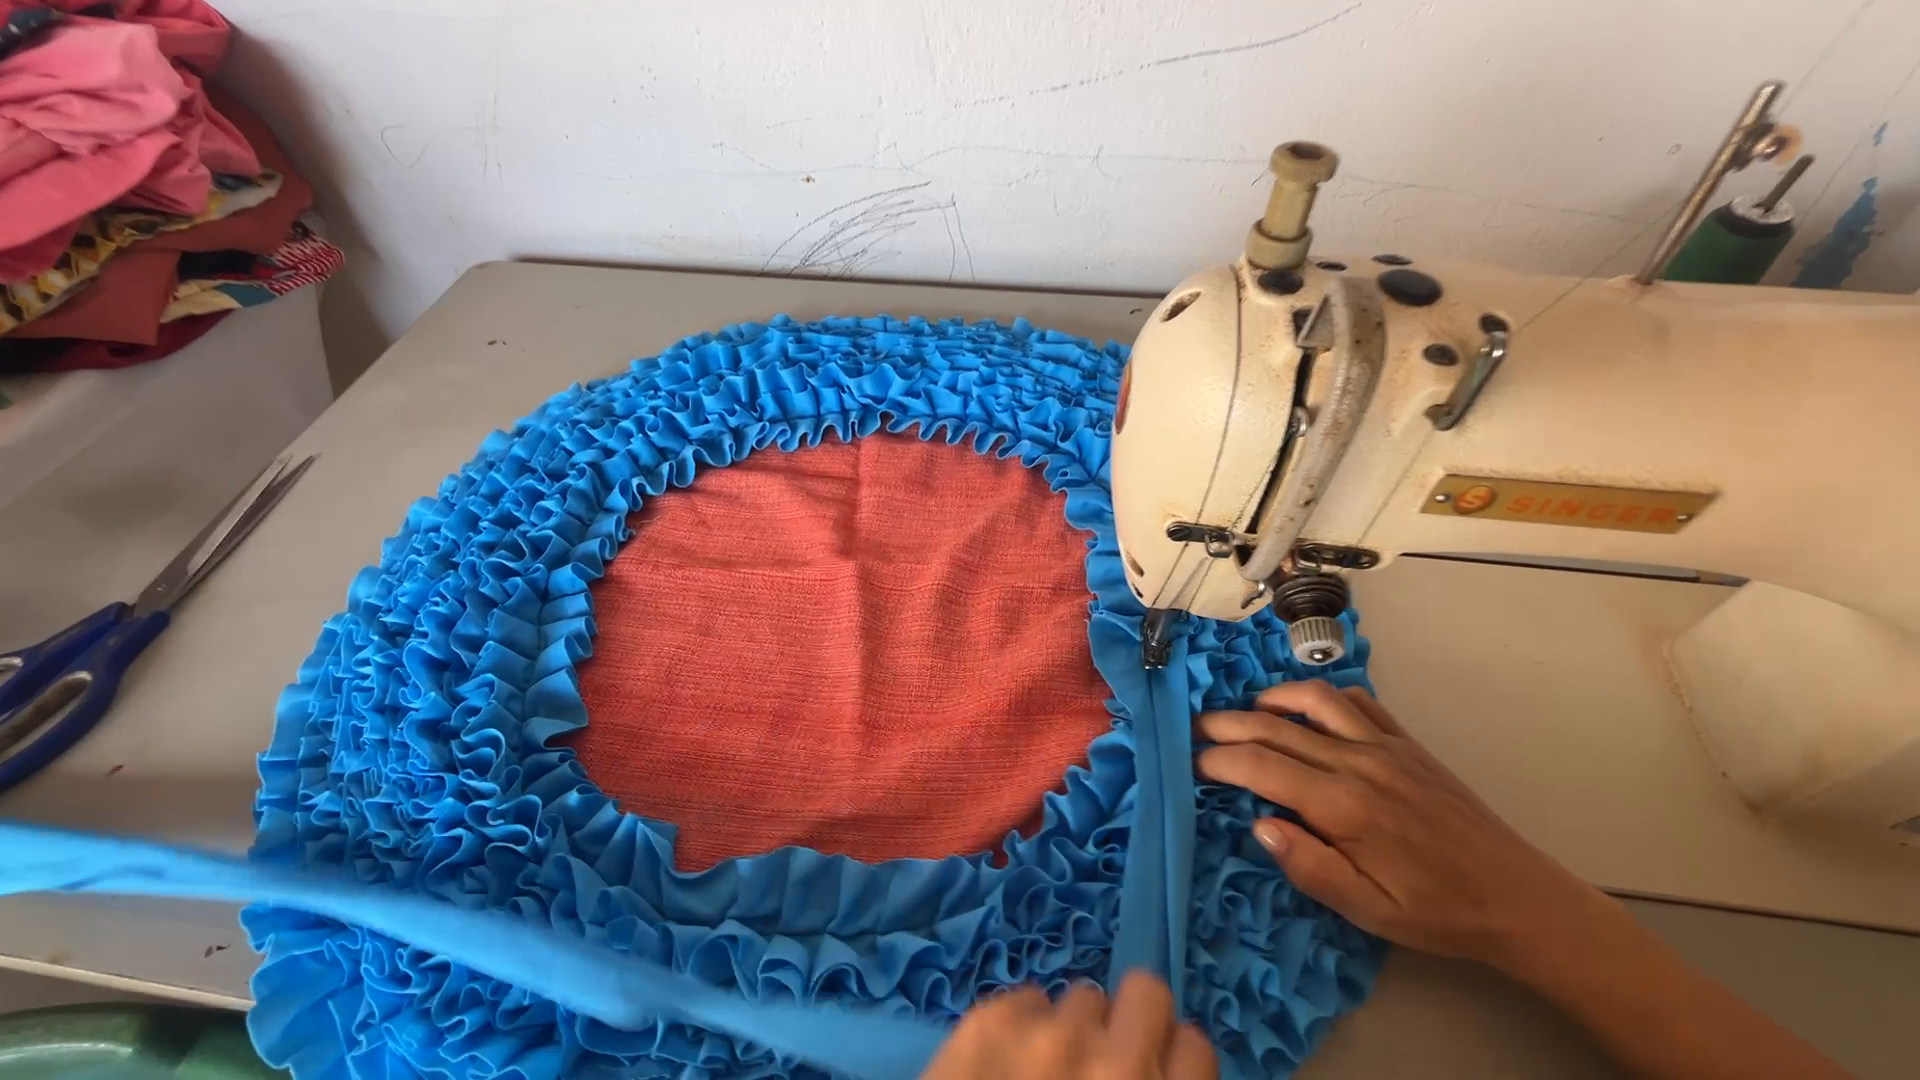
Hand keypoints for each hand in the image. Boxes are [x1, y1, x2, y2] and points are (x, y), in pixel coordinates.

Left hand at [920, 972, 1216, 1079]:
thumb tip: (1154, 1075)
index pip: (1195, 1045)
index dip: (1172, 1061)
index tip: (1153, 1075)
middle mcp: (1114, 1065)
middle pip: (1146, 991)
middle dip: (1132, 1023)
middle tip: (1107, 1061)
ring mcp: (1046, 1036)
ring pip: (1082, 996)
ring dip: (1073, 1031)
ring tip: (1047, 1073)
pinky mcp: (987, 1022)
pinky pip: (1026, 999)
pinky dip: (1022, 1030)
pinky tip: (1004, 1070)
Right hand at [1195, 681, 1593, 968]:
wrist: (1518, 898)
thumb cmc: (1436, 912)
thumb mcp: (1366, 910)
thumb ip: (1307, 866)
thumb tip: (1258, 823)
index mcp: (1343, 805)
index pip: (1260, 767)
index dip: (1217, 761)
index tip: (1189, 765)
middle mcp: (1359, 762)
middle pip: (1275, 727)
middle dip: (1226, 725)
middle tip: (1193, 730)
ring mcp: (1385, 746)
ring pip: (1313, 701)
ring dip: (1269, 701)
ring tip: (1244, 713)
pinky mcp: (1407, 743)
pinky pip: (1358, 702)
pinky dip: (1323, 697)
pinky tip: (1306, 710)